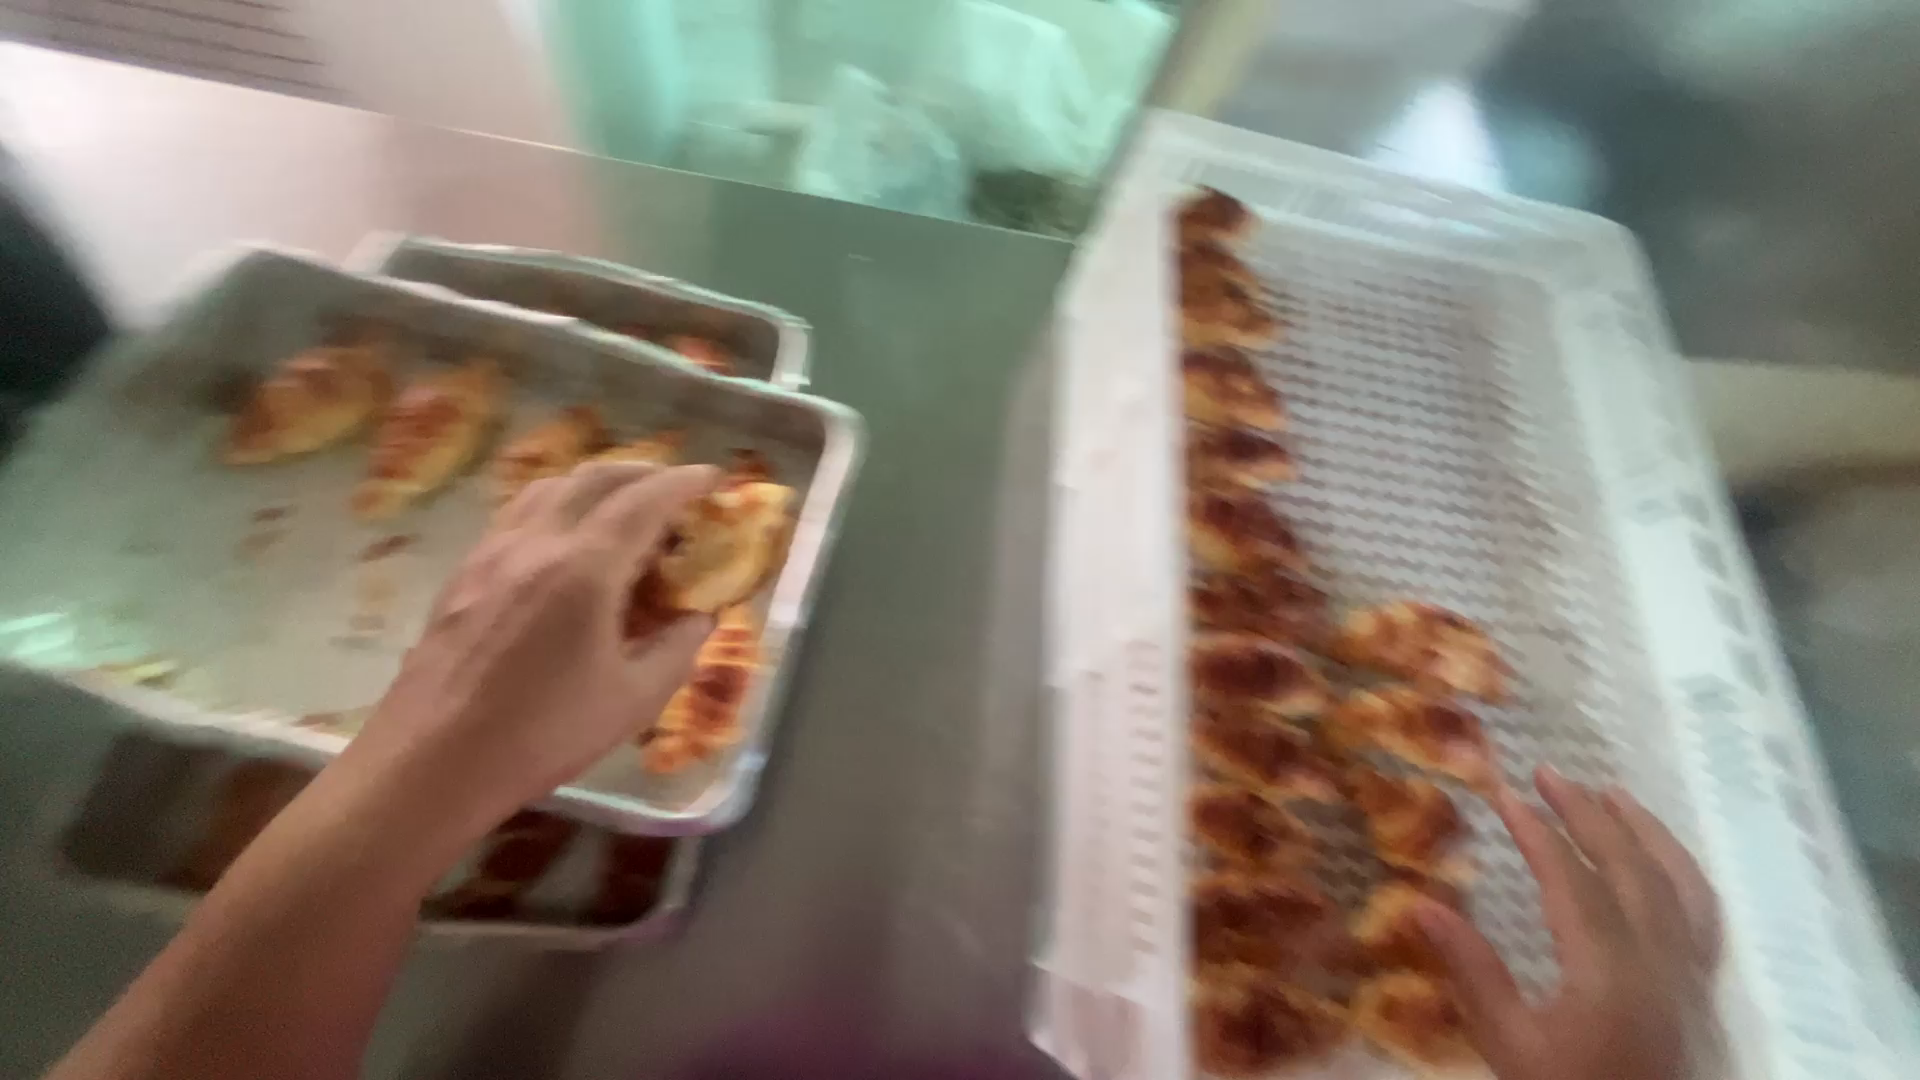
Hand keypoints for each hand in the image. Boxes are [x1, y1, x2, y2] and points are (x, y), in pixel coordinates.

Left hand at [342, 462, 719, 840]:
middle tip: (677, 490)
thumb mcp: (635, 698)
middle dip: (644, 472)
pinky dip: (560, 505)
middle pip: (594, 478)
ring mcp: (492, 554)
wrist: (429, 767)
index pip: (644, 502)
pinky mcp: (465, 574)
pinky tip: (570, 542)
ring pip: (550, 487)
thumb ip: (678, 647)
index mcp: (583, 570)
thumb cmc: (542, 735)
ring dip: (597, 484)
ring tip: (626, 509)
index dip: (685, 483)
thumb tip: (700, 617)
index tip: (714, 478)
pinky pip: (519, 513)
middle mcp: (535, 544)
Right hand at [1415, 767, 1723, 1079]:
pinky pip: (1701, 916)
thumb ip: (1472, 971)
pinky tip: (1656, 858)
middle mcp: (1660, 967)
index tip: (1503, 793)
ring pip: (1681, 888)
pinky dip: (1679, 872)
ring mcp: (1691, 979)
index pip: (1572, 881)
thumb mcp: (1509, 1046)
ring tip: (1612, 794)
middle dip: (1589, 814)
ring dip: (1645, 833)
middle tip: (1548, 772)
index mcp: (1609, 975)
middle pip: (1631, 871)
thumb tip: (1417, 904)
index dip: (1538, 832)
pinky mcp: (1702, 993)